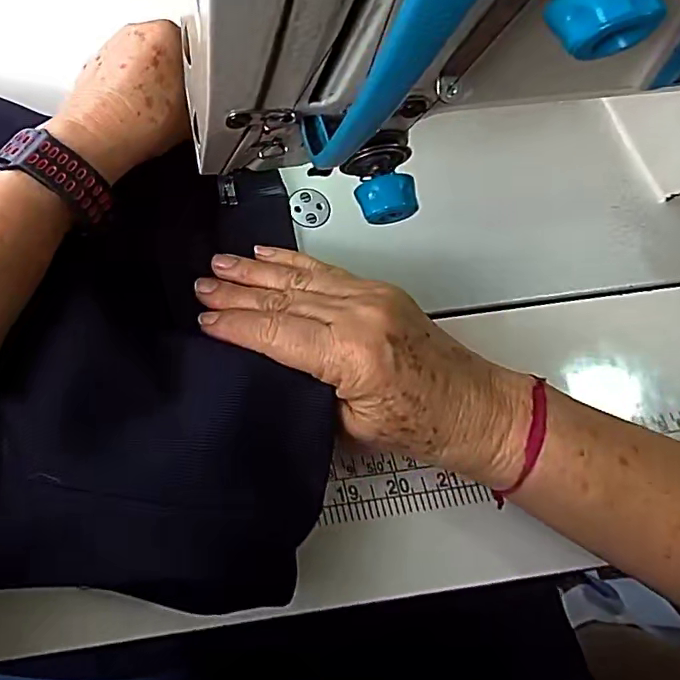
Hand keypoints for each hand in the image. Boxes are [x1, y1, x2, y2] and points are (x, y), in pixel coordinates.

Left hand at [45, 21, 189, 183]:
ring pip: (135, 62)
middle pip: (160, 50)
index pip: (192, 44)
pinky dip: (119, 90)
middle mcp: (133, 33)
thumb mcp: (194, 113)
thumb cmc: (138, 124)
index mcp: (164, 31)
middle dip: (166, 73)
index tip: (192, 90)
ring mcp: (108, 49)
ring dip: (141, 81)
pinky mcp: (89, 68)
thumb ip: (201, 94)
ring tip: (147, 111)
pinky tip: (127, 113)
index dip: (196, 72)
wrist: (95, 142)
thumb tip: (201, 101)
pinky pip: (113, 76)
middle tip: (170, 102)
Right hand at [194, 247, 533, 487]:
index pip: (275, 331)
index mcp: (352, 354)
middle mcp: (361, 316)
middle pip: (280, 298)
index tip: (205, 319)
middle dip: (235, 292)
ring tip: (219, 264)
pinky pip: (322, 269)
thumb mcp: (348, 425)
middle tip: (201, 287)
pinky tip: (263, 254)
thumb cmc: (422, 426)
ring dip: (253, 270)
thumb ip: (305, 387)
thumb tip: (263, 364)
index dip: (234, 324)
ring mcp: (371, 297)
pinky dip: (288, 260)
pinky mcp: (377, 290)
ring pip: (296, 277)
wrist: (478, 411)